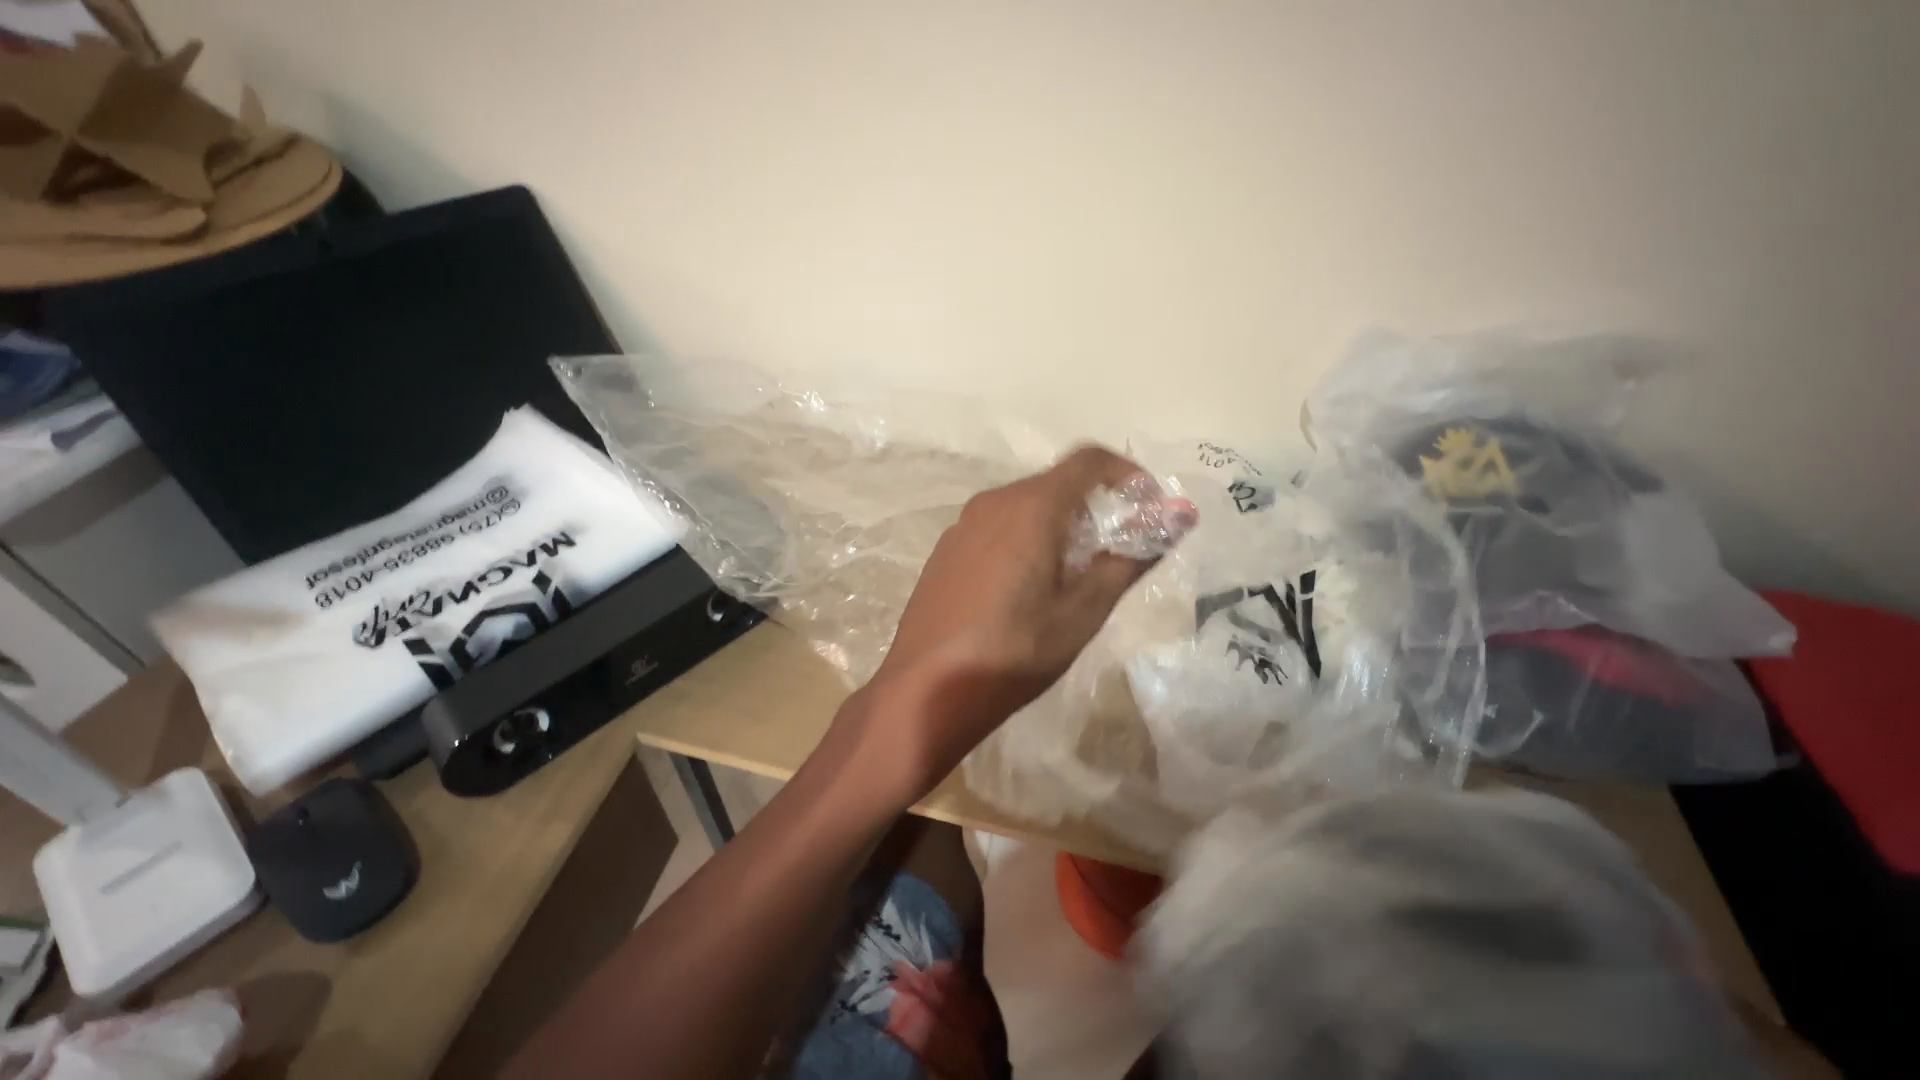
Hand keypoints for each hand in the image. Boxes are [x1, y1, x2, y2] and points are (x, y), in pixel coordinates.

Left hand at [839, 445, 1195, 804]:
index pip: (1089, 460)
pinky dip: (1028, 542)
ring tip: (1075, 581)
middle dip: (1097, 509)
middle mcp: (993, 502)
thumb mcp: (1083, 611)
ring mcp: (963, 526)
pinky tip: (1028, 593)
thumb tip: (1179, 517)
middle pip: (1057, 484)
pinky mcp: (946, 552)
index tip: (1151, 509)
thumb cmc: (1015, 651)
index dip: (1129, 475)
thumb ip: (1130, 558)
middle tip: (1117, 557)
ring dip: (1061, 528)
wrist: (926, 690)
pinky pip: (999, 529)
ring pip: (1027, 508)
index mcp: (1031, 506)